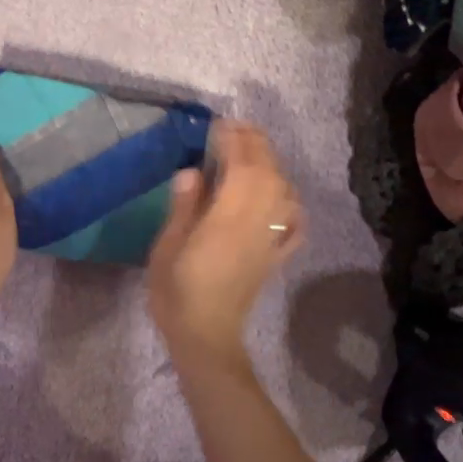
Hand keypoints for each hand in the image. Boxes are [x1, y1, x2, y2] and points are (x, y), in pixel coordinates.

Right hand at [147, 121, 303, 363]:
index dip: (232, 140)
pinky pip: (294, 224)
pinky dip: (291, 205)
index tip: (218, 124)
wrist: (206, 337)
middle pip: (267, 172)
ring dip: (273, 166)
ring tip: (254, 154)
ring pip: (284, 192)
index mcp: (229, 215)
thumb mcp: (168, 246)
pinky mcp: (277, 257)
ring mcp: (272, 239)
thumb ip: (184, 206)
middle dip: (255, 144)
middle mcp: (258, 221)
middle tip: (236, 128)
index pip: (240, 164)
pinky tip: (283, 200)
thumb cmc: (177, 291)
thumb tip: (193, 171)